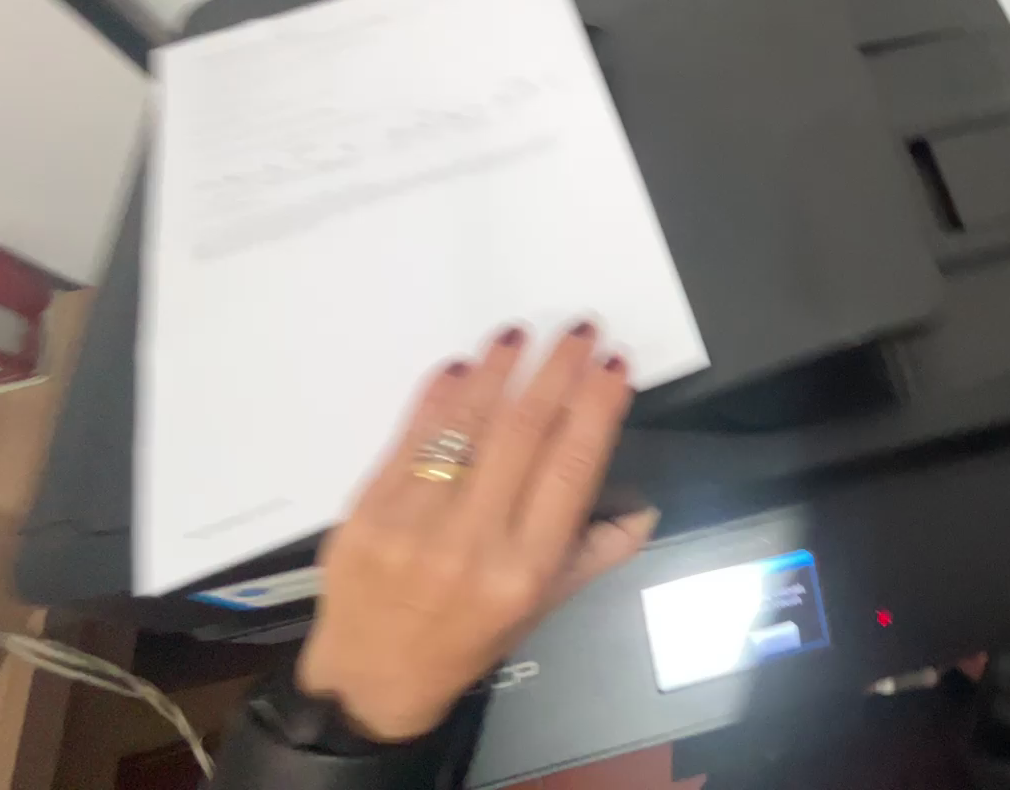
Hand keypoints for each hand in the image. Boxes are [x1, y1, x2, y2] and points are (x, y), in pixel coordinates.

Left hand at [295, 323, 657, 740]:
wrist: (370, 680)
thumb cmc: (475, 637)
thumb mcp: (549, 603)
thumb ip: (600, 551)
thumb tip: (646, 508)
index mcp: (525, 566)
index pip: (572, 466)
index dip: (597, 407)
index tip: (614, 365)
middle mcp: (471, 541)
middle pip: (524, 433)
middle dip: (558, 370)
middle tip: (581, 330)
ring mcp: (410, 524)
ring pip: (466, 426)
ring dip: (499, 370)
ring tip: (522, 333)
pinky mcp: (363, 512)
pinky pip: (409, 439)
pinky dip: (438, 396)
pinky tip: (463, 365)